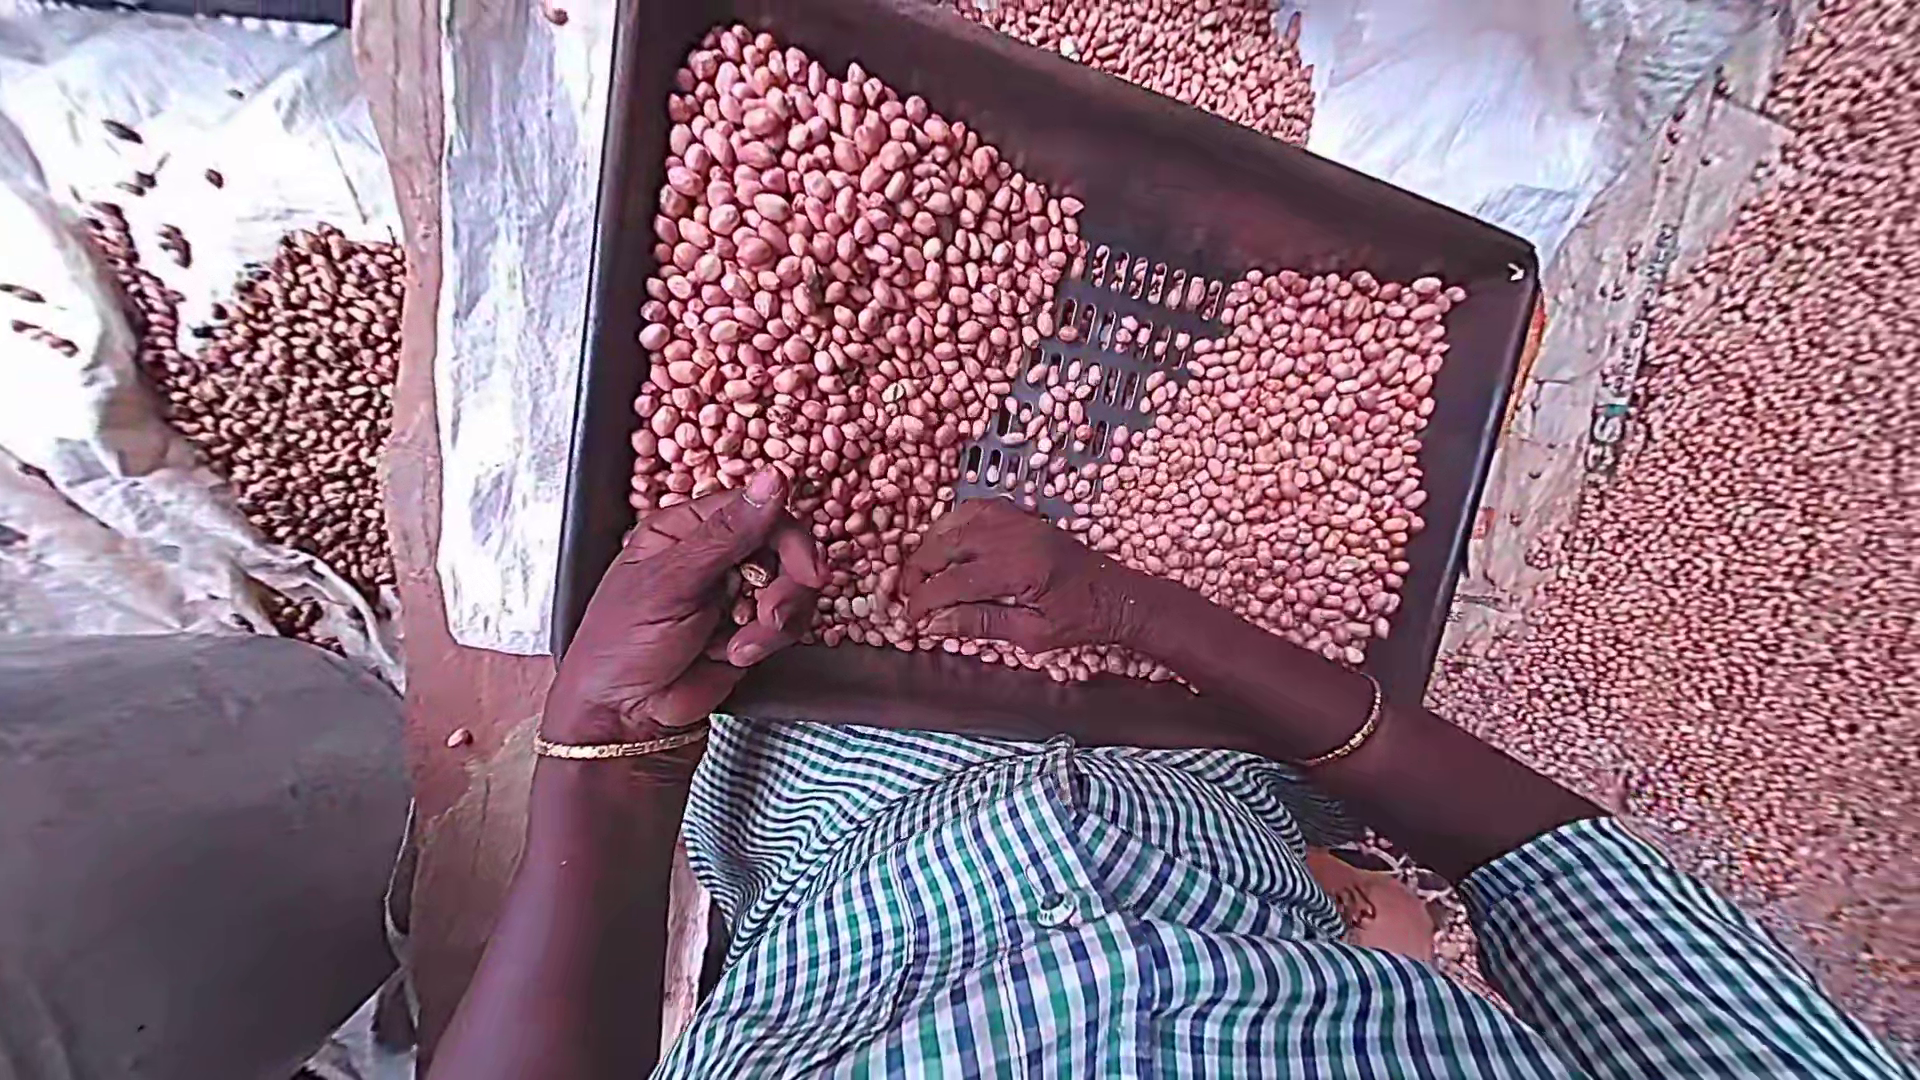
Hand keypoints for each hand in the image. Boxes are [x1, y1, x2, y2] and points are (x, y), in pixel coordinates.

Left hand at [544, 467, 826, 761]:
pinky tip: (737, 653)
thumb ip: (728, 533)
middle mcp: (719, 553)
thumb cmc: (624, 644)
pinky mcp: (753, 625)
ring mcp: (738, 590)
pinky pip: (789, 619)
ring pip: (794, 585)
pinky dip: (770, 639)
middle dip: (787, 585)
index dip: (787, 534)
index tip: (807, 569)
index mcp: (688, 529)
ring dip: (777, 618)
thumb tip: (775, 479)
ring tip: (742, 643)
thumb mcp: (671, 583)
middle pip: (785, 546)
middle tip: (772, 615)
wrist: (625, 720)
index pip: (757, 509)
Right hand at [901, 497, 1146, 653]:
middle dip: (918, 570)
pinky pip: (977, 508)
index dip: (924, 600)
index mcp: (1018, 570)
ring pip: (956, 521)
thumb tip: (935, 623)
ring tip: (922, 570)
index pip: (953, 582)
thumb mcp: (1032, 635)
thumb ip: (981, 623)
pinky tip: (947, 540)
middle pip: (946, 545)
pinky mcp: (1022, 516)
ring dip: (932, 544)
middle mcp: (1014, 537)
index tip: (911, 618)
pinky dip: (954, 522)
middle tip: (908, 594)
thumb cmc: (1080, 620)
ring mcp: (1018, 521)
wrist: (1117, 594)